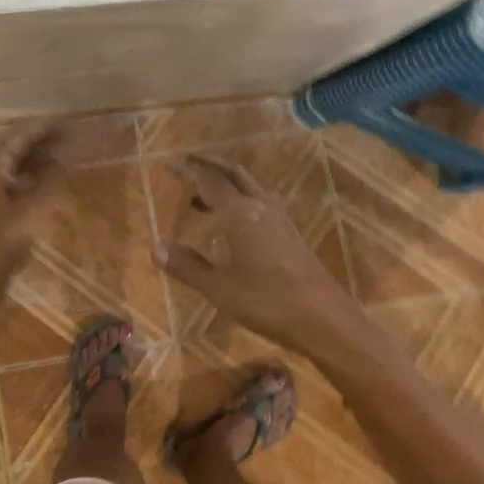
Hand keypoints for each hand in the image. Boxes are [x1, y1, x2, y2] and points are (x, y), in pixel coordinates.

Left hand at [0, 120, 67, 294]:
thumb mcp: (31, 212)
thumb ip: (48, 181)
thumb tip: (65, 158)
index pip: (19, 134)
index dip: (46, 127)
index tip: (71, 123)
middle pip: (13, 144)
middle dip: (42, 139)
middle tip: (72, 137)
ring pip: (10, 162)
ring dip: (36, 156)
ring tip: (65, 155)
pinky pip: (8, 178)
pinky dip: (28, 174)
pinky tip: (48, 179)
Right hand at [155, 154, 356, 352]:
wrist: (326, 320)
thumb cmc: (268, 302)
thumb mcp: (219, 289)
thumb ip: (187, 266)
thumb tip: (157, 246)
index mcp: (240, 214)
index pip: (209, 180)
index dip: (187, 169)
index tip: (168, 162)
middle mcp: (260, 207)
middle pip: (232, 173)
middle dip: (208, 164)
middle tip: (185, 163)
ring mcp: (279, 219)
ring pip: (249, 186)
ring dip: (225, 182)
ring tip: (201, 195)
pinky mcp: (290, 233)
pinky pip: (259, 201)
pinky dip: (239, 199)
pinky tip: (233, 221)